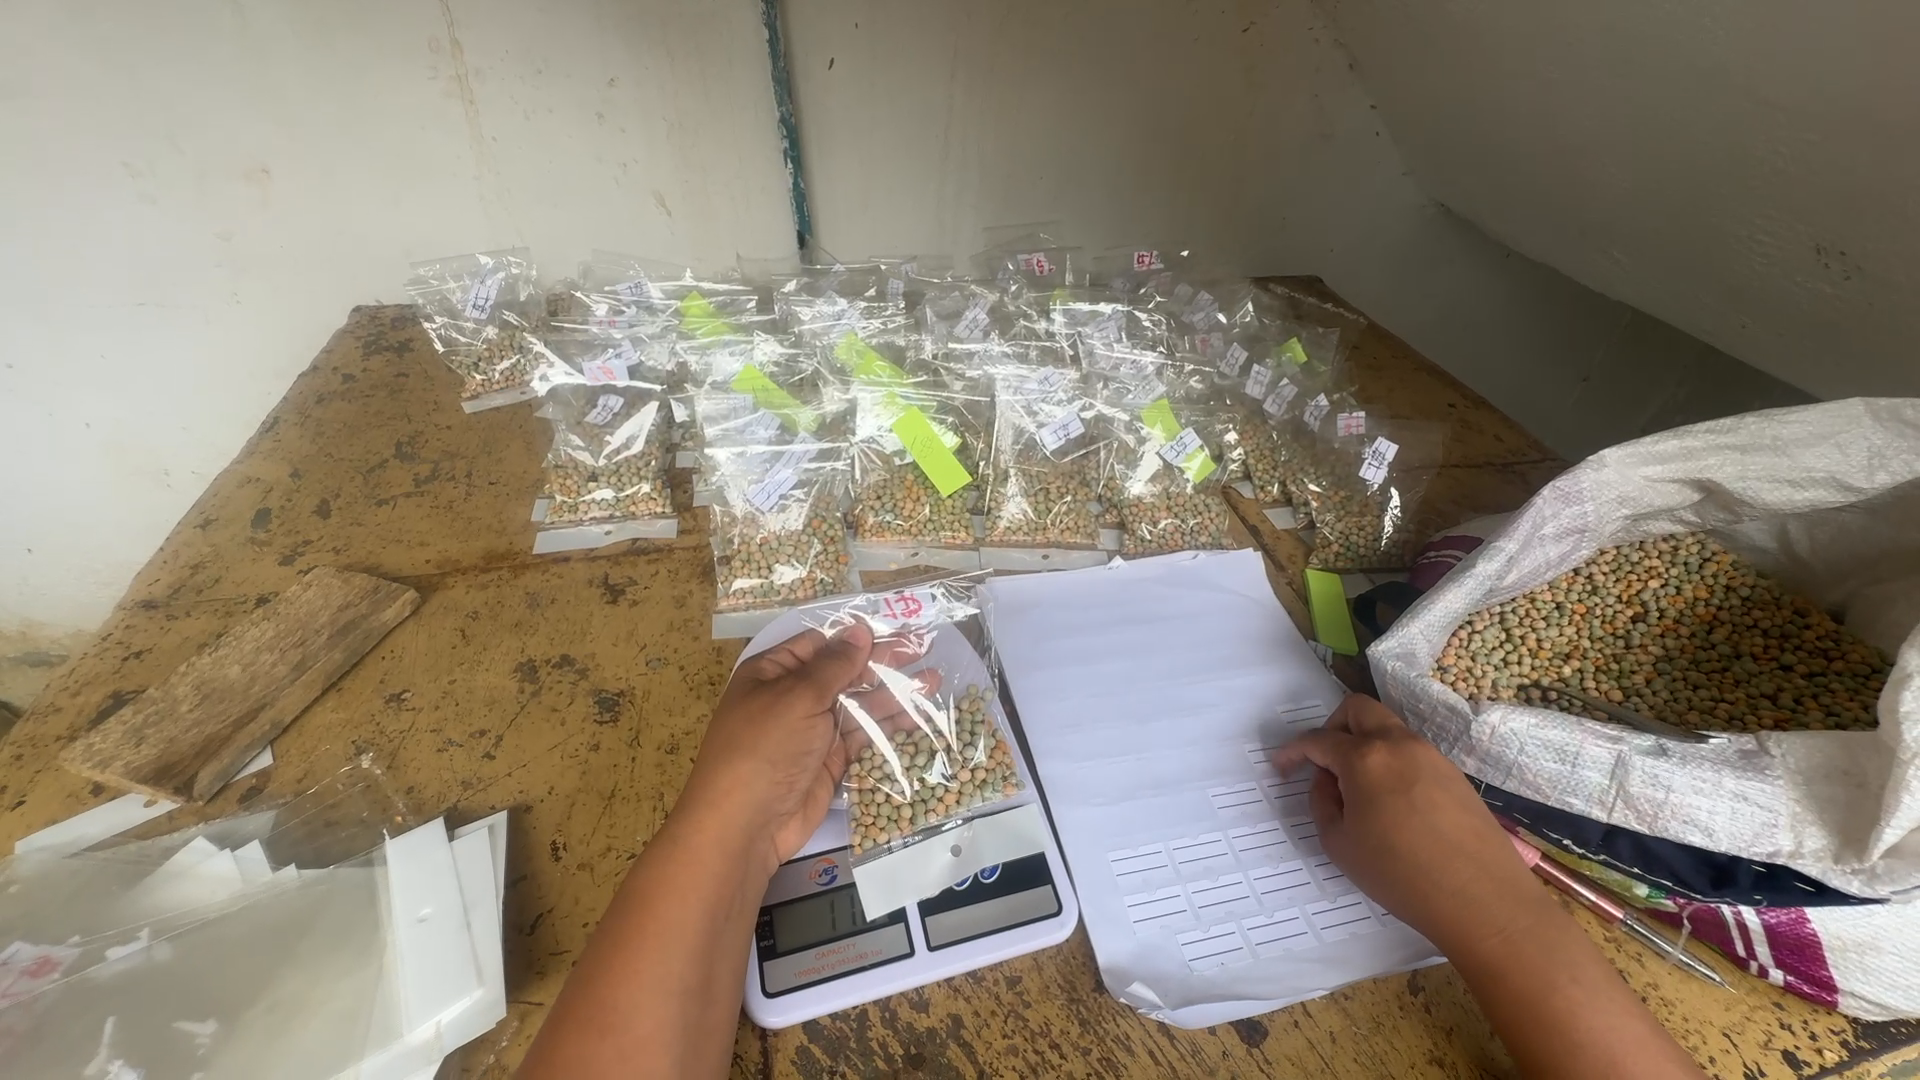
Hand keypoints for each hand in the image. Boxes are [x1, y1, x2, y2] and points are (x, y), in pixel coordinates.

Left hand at [679, 623, 932, 876]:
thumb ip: (835, 664)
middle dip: (883, 663)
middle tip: (924, 650)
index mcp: (774, 672)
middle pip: (844, 673)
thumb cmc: (765, 747)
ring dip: (894, 694)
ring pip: (858, 705)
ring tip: (934, 681)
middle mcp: (793, 697)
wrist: (744, 826)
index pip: (821, 645)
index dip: (856, 638)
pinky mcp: (830, 761)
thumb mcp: (798, 696)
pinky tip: (919, 717)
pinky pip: (863, 737)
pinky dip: (890, 727)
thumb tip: (859, 630)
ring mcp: (813, 731)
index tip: (895, 632)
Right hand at [1272, 694, 1548, 954]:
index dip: (1293, 751)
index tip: (1281, 766)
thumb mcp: (1338, 844)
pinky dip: (1391, 763)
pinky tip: (1393, 804)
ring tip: (1358, 789)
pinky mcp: (1456, 776)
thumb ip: (1321, 802)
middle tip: (1324, 761)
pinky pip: (1412, 753)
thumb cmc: (1401, 876)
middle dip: (1332, 727)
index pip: (1317, 740)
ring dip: (1364, 745)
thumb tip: (1328, 782)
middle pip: (1358, 709)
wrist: (1486, 904)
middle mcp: (1398, 745)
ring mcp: (1433, 757)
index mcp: (1364, 758)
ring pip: (1388, 729)